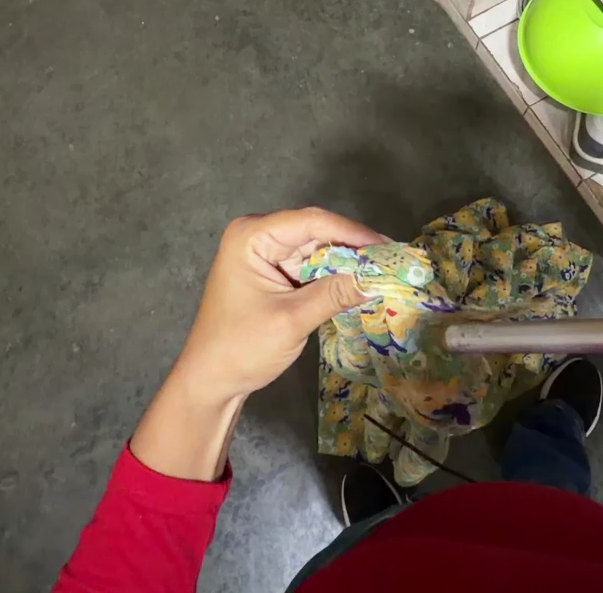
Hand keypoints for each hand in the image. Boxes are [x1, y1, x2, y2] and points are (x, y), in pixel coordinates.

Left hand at [132, 208, 388, 480]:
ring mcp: (265, 252)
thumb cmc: (242, 347)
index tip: (387, 247)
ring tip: (384, 269)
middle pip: (315, 231)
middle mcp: (258, 234)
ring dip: (346, 260)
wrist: (210, 381)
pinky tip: (359, 280)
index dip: (352, 232)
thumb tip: (378, 279)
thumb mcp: (291, 320)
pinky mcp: (273, 270)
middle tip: (392, 259)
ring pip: (316, 247)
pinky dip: (333, 273)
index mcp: (252, 235)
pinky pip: (310, 263)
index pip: (311, 221)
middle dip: (352, 246)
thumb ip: (334, 294)